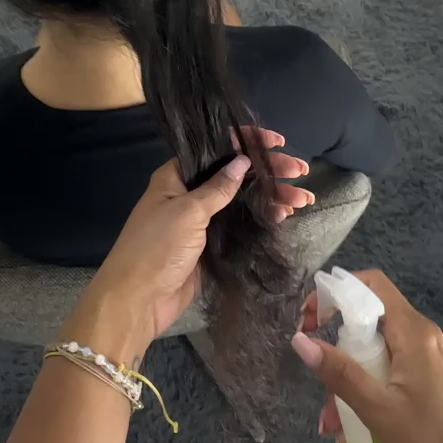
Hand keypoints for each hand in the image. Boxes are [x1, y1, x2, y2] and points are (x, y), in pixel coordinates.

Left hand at [62, 130, 312, 363]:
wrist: (137, 301)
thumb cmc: (156, 248)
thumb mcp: (187, 212)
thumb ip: (218, 188)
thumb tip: (243, 161)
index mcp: (176, 177)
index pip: (216, 149)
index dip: (247, 142)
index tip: (277, 142)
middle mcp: (189, 194)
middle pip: (235, 174)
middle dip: (268, 171)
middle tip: (301, 170)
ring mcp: (202, 221)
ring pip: (243, 201)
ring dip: (272, 197)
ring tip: (304, 198)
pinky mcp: (211, 246)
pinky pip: (241, 226)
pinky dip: (262, 219)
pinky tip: (285, 215)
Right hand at [290, 269, 442, 442]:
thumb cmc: (433, 441)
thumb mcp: (378, 409)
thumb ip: (340, 373)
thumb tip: (299, 340)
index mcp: (412, 332)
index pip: (370, 284)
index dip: (335, 292)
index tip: (310, 319)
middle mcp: (421, 335)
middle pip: (369, 321)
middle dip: (337, 349)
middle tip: (317, 380)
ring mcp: (428, 357)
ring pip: (376, 351)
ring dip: (350, 380)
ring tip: (332, 425)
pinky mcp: (430, 379)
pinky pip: (390, 370)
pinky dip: (369, 390)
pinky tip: (353, 431)